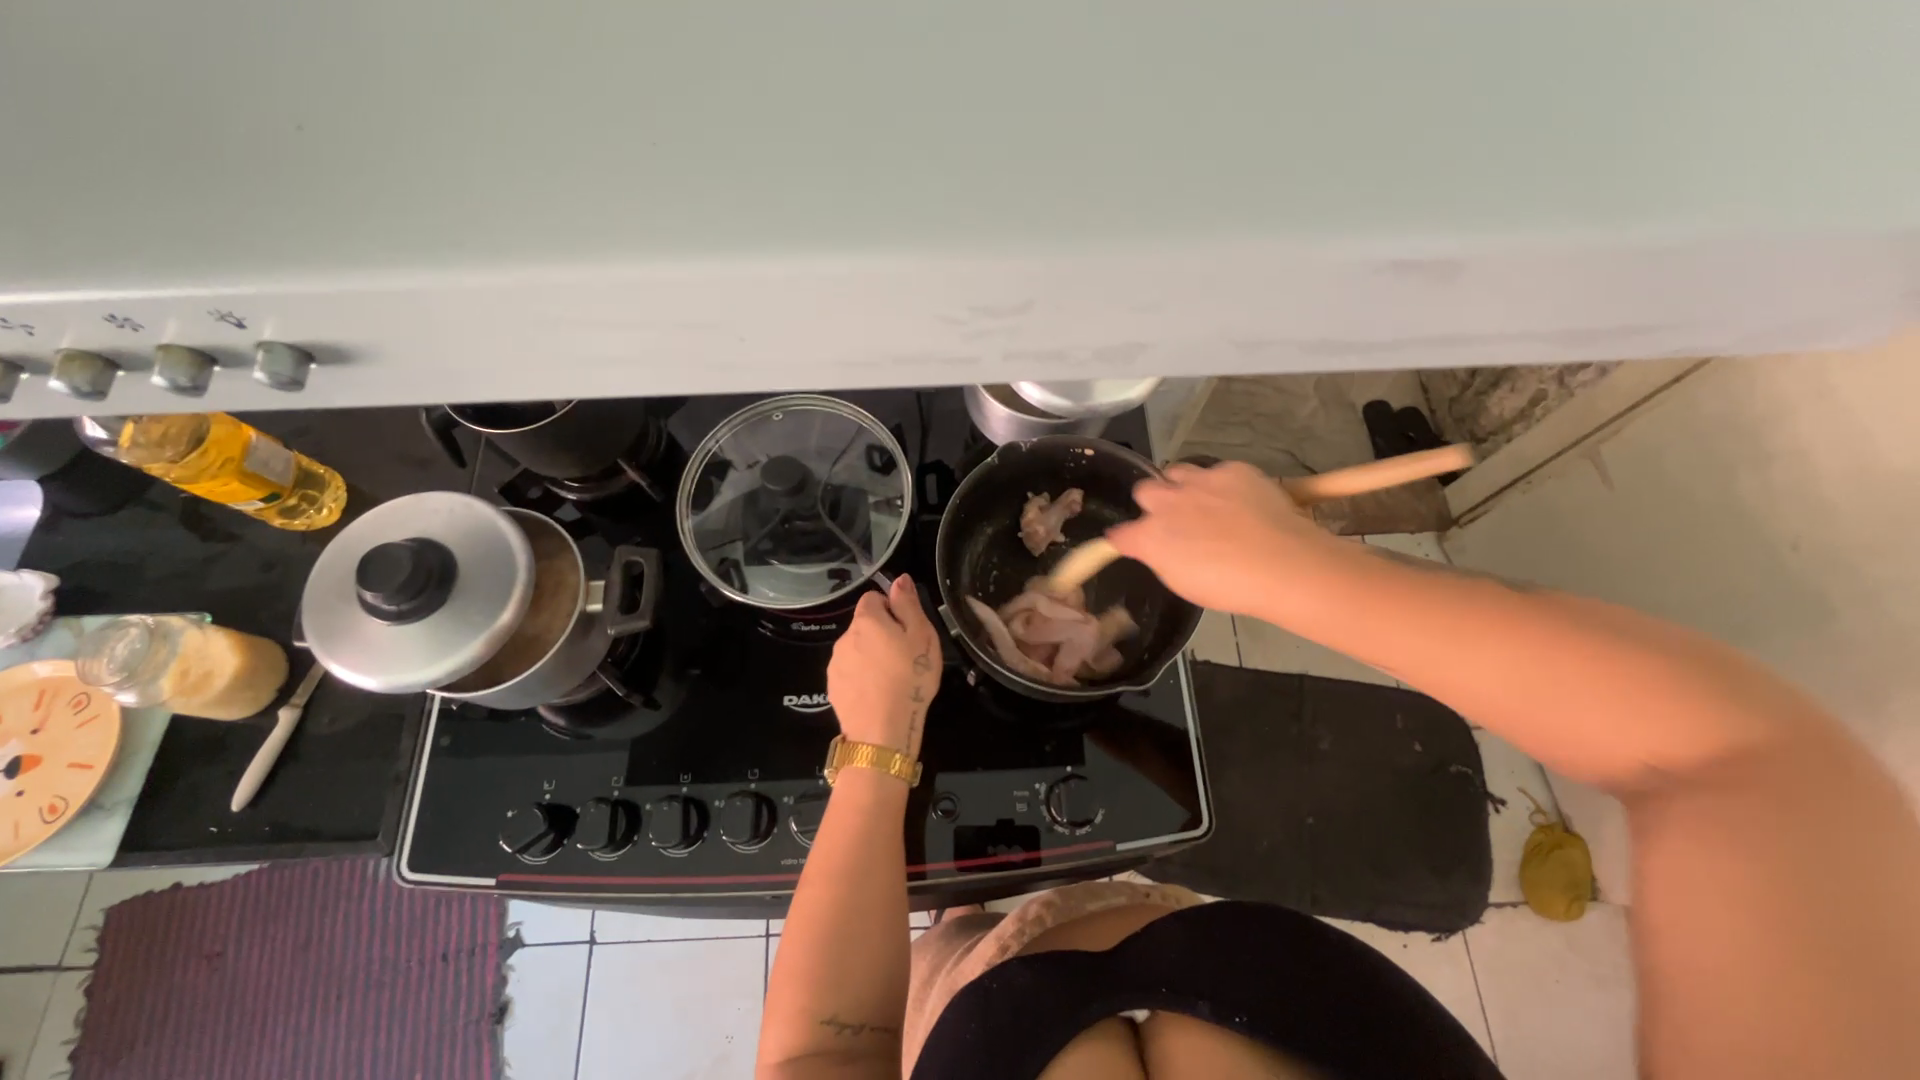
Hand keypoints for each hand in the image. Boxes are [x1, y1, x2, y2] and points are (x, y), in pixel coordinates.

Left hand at [827, 574, 941, 759]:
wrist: (882, 731)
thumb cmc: (910, 679)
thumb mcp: (922, 637)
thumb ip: (908, 605)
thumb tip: (899, 579)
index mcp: (866, 621)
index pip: (873, 598)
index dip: (892, 609)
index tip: (907, 631)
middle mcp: (845, 638)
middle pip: (864, 626)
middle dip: (882, 635)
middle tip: (905, 657)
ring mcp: (835, 665)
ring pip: (856, 651)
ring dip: (870, 657)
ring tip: (892, 680)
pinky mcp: (833, 689)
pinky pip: (850, 674)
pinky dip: (862, 678)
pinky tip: (878, 695)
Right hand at [1104, 461, 1339, 616]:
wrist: (1281, 565)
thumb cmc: (1229, 587)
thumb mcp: (1181, 582)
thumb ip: (1160, 557)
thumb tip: (1152, 547)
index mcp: (1150, 536)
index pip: (1119, 533)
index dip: (1125, 538)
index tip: (1132, 543)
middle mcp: (1167, 502)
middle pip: (1144, 490)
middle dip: (1153, 502)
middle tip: (1174, 519)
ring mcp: (1200, 481)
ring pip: (1177, 472)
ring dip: (1182, 485)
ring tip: (1203, 502)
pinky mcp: (1232, 470)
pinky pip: (1217, 471)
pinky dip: (1222, 484)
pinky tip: (1238, 500)